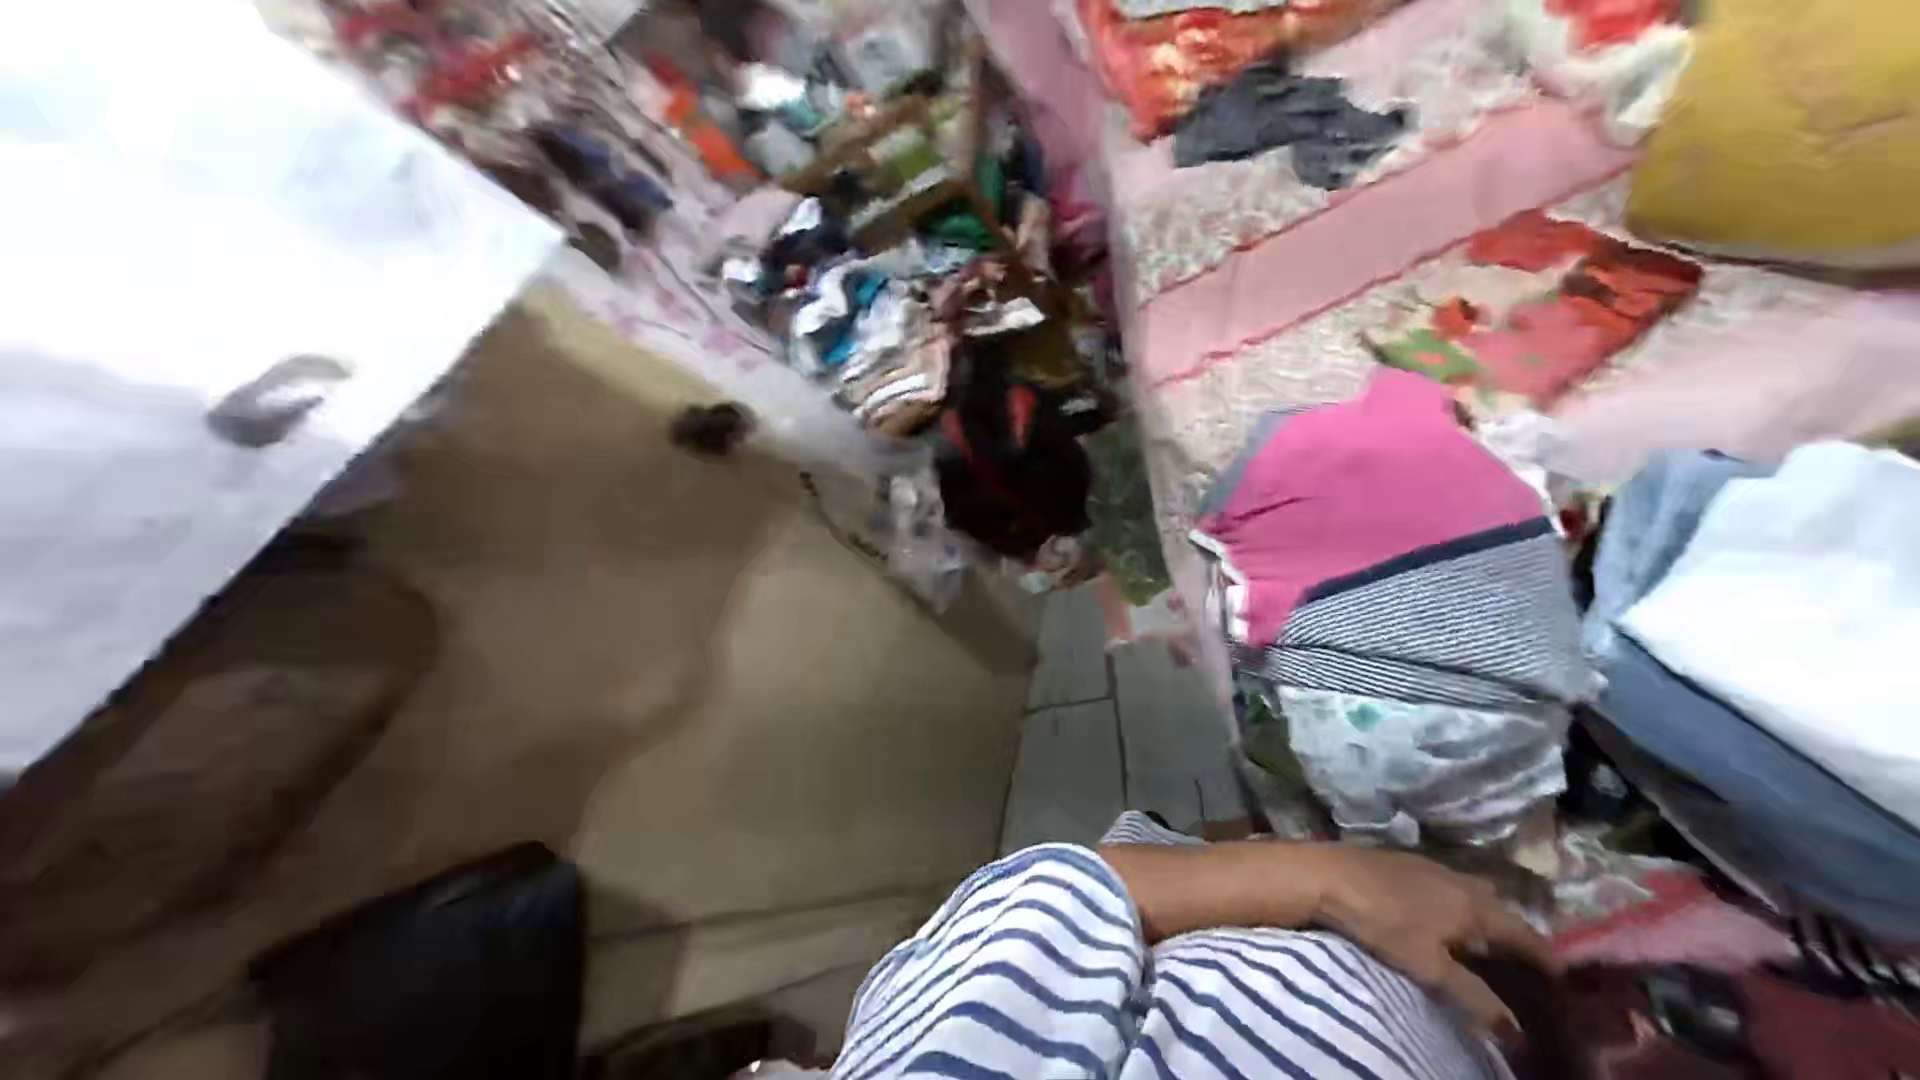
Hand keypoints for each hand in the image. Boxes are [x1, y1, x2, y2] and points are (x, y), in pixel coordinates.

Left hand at [1310, 845, 1554, 1035]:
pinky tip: (1437, 914)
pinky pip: (1439, 881)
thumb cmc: (1379, 921)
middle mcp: (1455, 877)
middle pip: (1496, 904)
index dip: (1543, 954)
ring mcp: (1423, 863)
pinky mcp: (1395, 859)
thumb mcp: (1428, 967)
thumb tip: (1515, 1031)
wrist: (1322, 875)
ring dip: (1478, 911)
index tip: (1560, 977)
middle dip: (1511, 929)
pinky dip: (1450, 899)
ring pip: (1466, 888)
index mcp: (1472, 903)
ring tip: (1480, 939)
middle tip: (1520, 959)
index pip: (1523, 931)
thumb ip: (1474, 998)